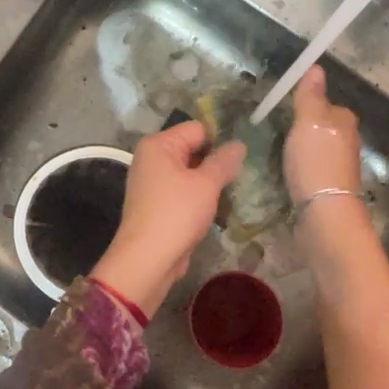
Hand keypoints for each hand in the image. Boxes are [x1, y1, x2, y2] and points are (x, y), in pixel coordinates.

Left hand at [91, 121, 246, 317]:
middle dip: (216, 164)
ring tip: (231, 195)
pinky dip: (199, 201)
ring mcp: (152, 185)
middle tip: (240, 178)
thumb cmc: (176, 214)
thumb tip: (239, 145)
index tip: (241, 158)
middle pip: (193, 151)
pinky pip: (184, 195)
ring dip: (210, 185)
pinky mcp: (157, 207)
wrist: (148, 259)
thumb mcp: (206, 184)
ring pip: (190, 175)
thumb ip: (224, 161)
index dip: (220, 141)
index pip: (197, 129)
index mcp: (158, 146)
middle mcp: (151, 160)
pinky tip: (216, 211)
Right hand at [283, 66, 363, 204]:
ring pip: (318, 149)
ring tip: (279, 157)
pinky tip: (289, 176)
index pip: (325, 104)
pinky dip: (302, 170)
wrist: (324, 212)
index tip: (283, 114)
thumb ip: (310, 95)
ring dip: (301, 152)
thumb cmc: (315, 161)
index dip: (305, 107)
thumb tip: (316, 66)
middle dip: (303, 131)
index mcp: (345, 120)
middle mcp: (348, 140)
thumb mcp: (308, 121)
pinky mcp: (330, 187)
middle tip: (277, 136)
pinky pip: (313, 170)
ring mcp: (340, 166)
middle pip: (322, 128)